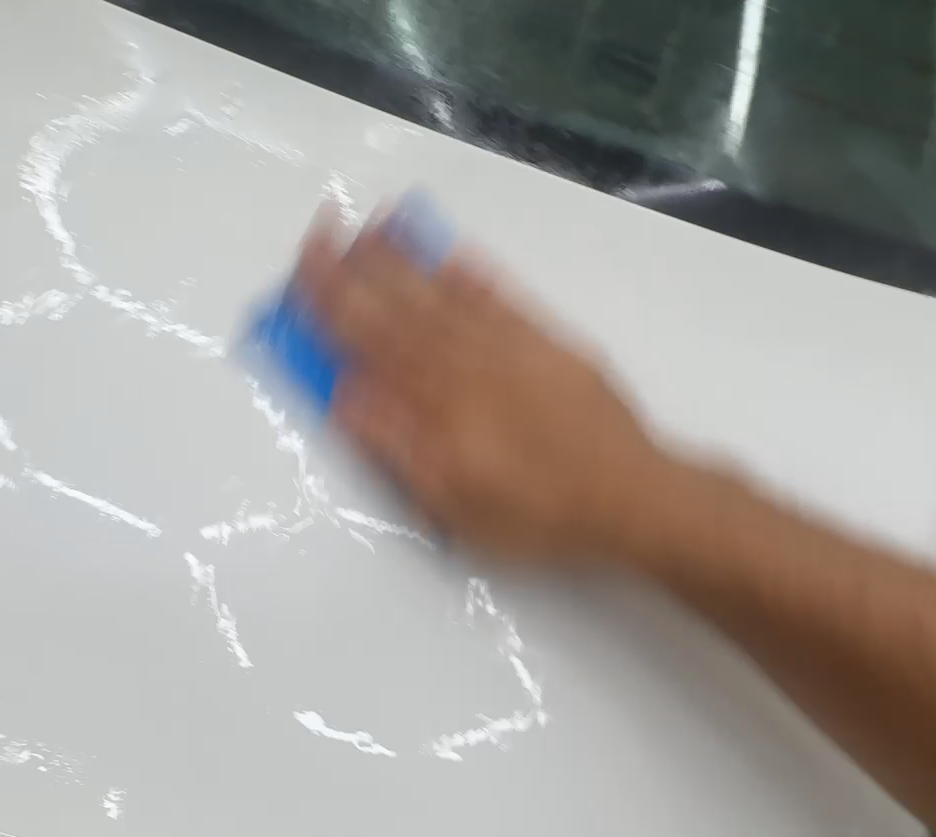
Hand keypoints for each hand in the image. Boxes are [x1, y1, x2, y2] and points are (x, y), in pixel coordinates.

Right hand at [294, 209, 675, 562]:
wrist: (634, 498)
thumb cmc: (534, 514)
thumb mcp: (452, 504)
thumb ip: (396, 446)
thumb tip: (345, 397)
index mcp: (437, 403)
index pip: (370, 343)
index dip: (332, 304)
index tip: (301, 270)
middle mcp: (468, 363)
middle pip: (400, 309)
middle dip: (354, 268)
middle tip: (321, 228)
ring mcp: (511, 347)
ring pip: (445, 295)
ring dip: (404, 258)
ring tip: (370, 222)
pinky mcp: (549, 343)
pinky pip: (502, 299)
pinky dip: (471, 273)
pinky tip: (449, 252)